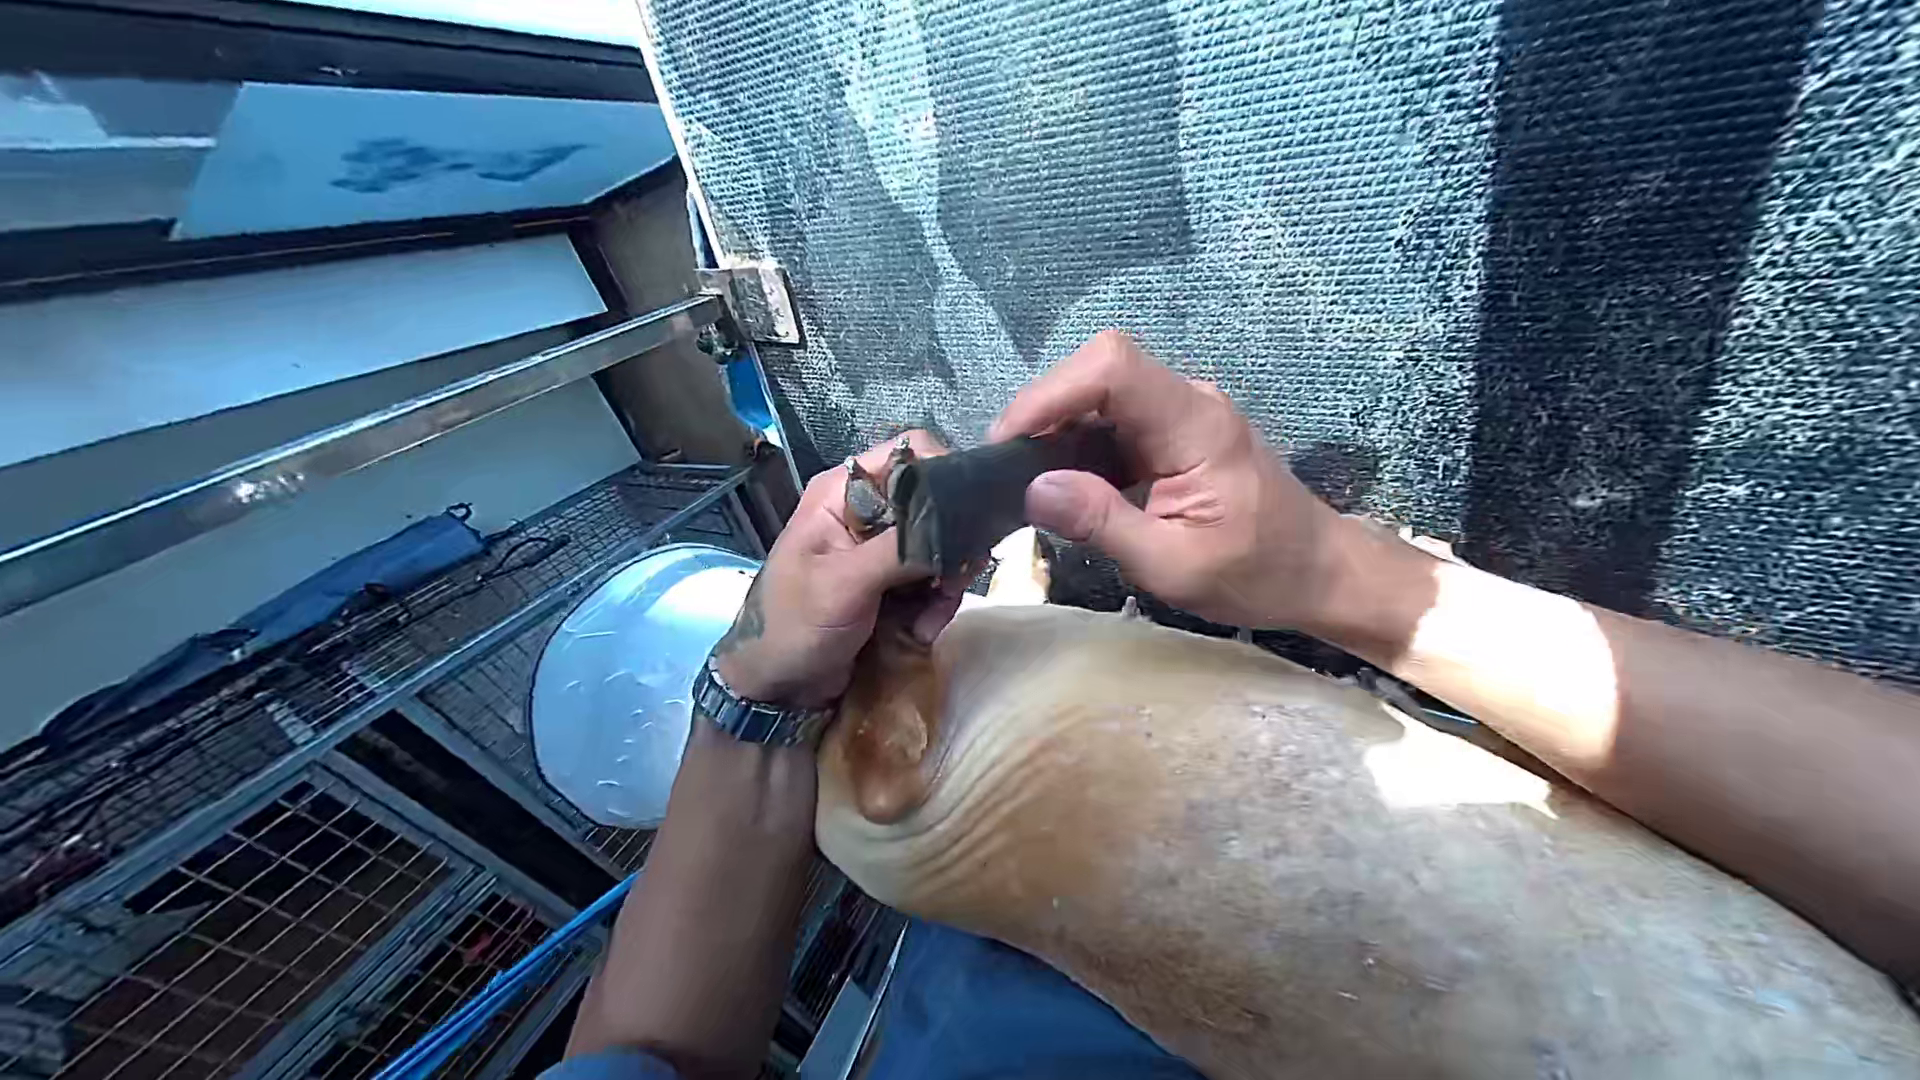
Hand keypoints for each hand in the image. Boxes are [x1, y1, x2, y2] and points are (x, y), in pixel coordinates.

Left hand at [711, 431, 957, 708]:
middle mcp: (867, 512)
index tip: (967, 515)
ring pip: (941, 547)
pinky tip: (919, 630)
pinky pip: (934, 580)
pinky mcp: (894, 581)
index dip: (945, 474)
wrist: (777, 686)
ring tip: (928, 617)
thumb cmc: (794, 625)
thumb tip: (956, 525)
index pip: (909, 454)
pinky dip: (935, 605)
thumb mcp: (845, 584)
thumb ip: (900, 550)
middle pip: (934, 505)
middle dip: (949, 545)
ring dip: (944, 584)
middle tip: (953, 580)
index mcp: (844, 492)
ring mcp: (882, 549)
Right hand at [990, 329, 1349, 631]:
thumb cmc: (1256, 574)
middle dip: (1045, 409)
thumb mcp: (1173, 564)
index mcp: (1195, 425)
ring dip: (1056, 426)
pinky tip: (1064, 480)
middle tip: (1010, 465)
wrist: (1318, 571)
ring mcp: (1180, 413)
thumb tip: (1034, 489)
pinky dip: (1076, 442)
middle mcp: (1188, 402)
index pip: (1113, 368)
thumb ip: (1103, 523)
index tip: (1010, 443)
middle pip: (1099, 369)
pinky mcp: (1172, 432)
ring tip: (1028, 476)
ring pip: (1100, 391)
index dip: (1051, 393)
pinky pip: (1112, 418)